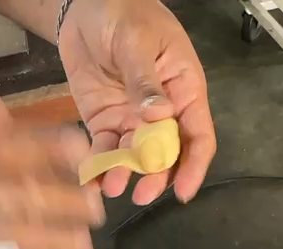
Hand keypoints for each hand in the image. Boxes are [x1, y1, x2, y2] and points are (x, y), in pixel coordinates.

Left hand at [59, 0, 216, 203]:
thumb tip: (160, 116)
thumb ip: (146, 81)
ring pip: (135, 160)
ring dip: (125, 176)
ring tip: (112, 187)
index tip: (183, 192)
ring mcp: (132, 122)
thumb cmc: (123, 13)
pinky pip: (104, 152)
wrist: (84, 7)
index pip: (198, 135)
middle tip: (141, 196)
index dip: (194, 166)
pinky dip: (98, 169)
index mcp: (182, 90)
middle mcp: (162, 113)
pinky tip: (91, 181)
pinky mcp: (105, 125)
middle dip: (156, 178)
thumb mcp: (137, 41)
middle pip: (167, 155)